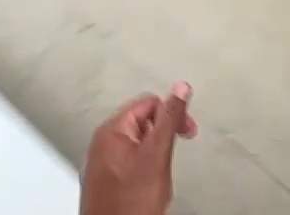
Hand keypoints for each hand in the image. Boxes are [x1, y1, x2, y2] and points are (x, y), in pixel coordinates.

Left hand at [80, 82, 197, 214]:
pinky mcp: (105, 182)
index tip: (187, 130)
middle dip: (162, 137)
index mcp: (110, 131)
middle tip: (171, 156)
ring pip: (138, 144)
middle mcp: (102, 144)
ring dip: (154, 154)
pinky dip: (144, 168)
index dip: (171, 114)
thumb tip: (180, 87)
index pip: (149, 103)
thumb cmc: (131, 203)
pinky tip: (147, 186)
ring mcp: (102, 164)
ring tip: (158, 176)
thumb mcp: (157, 154)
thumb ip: (170, 118)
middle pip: (143, 122)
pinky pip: (130, 162)